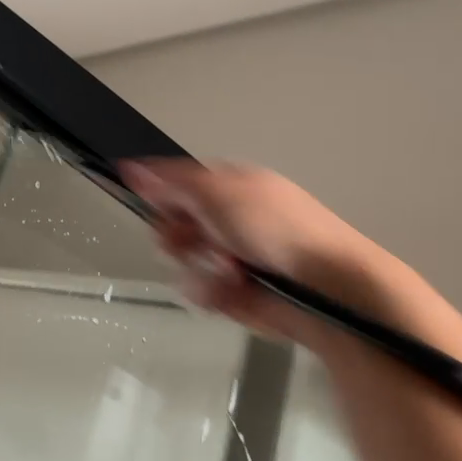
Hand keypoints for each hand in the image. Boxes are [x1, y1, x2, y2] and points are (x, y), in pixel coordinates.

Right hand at [120, 158, 392, 345]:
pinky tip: (231, 292)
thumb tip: (130, 167)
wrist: (330, 291)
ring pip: (183, 260)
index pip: (178, 184)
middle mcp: (231, 219)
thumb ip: (171, 182)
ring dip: (197, 268)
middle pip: (173, 224)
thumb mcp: (219, 193)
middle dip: (178, 237)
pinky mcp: (236, 293)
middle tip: (191, 242)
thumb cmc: (278, 230)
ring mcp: (234, 257)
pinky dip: (211, 292)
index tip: (152, 205)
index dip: (161, 195)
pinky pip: (200, 290)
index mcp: (232, 187)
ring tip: (226, 273)